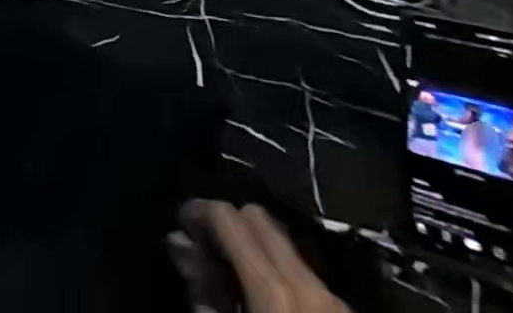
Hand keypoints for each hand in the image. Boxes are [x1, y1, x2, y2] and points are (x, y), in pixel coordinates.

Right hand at [173, 201, 350, 312]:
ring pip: (282, 241)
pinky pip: (301, 270)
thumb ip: (202, 294)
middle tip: (202, 247)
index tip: (182, 224)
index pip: (230, 219)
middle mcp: (307, 282)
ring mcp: (332, 298)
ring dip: (251, 244)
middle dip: (226, 223)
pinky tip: (259, 298)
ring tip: (228, 274)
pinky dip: (274, 268)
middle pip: (258, 218)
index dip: (200, 213)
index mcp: (274, 292)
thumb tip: (180, 246)